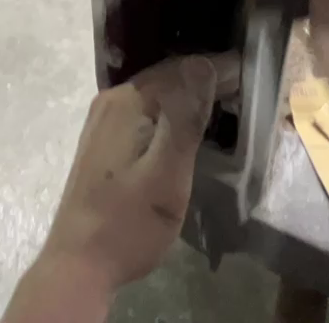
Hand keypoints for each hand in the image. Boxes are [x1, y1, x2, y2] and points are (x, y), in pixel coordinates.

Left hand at [39, 55, 230, 288]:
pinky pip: (143, 111)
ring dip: (186, 94)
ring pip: (153, 94)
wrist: (79, 263)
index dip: (215, 68)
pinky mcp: (103, 140)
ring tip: (223, 103)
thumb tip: (202, 64)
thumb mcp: (167, 175)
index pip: (178, 69)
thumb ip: (184, 120)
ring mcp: (103, 120)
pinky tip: (185, 127)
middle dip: (202, 78)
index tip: (248, 72)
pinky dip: (169, 111)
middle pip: (164, 77)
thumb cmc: (128, 223)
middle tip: (242, 87)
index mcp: (126, 102)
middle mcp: (111, 101)